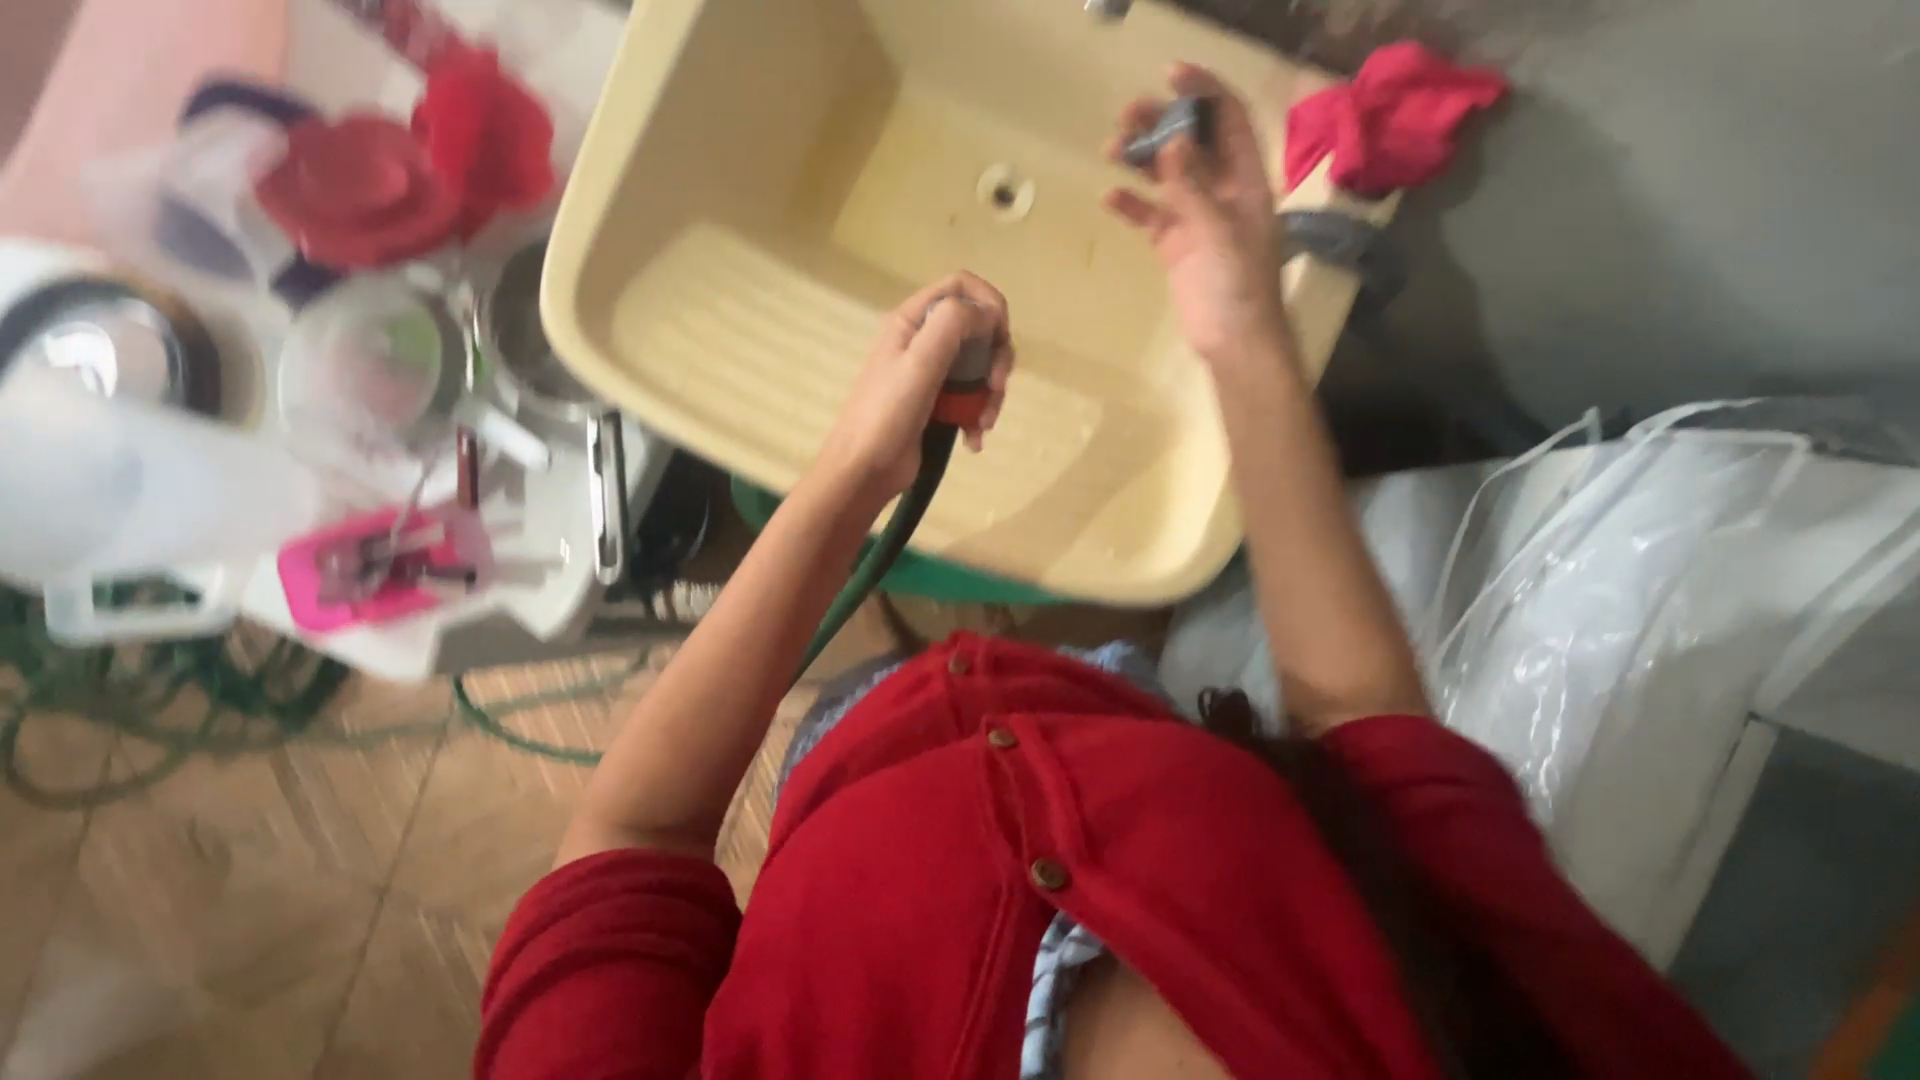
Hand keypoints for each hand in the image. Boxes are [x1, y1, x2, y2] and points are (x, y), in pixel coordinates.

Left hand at [814, 272, 1013, 502]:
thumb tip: (989, 313)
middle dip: (995, 358)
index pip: (961, 287)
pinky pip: (971, 398)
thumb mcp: (919, 360)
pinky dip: (978, 416)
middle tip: (996, 387)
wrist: (864, 470)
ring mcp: (930, 373)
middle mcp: (922, 340)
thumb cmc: (886, 413)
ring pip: (980, 368)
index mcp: (912, 320)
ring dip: (990, 395)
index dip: (988, 303)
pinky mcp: (937, 404)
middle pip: (978, 329)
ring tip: (982, 424)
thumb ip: (954, 324)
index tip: (1000, 335)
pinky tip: (973, 440)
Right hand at [1102, 64, 1289, 367]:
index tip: (1169, 76)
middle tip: (1127, 115)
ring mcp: (1197, 219)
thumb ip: (1192, 187)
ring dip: (1142, 159)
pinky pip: (1151, 216)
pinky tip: (1111, 197)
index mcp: (1245, 181)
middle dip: (1163, 122)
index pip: (1228, 120)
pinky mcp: (1176, 246)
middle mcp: (1221, 192)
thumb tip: (1171, 142)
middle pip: (1192, 142)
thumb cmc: (1239, 286)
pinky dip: (1133, 205)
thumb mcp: (1219, 232)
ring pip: (1167, 176)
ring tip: (1112, 148)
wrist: (1235, 342)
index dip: (1203, 92)